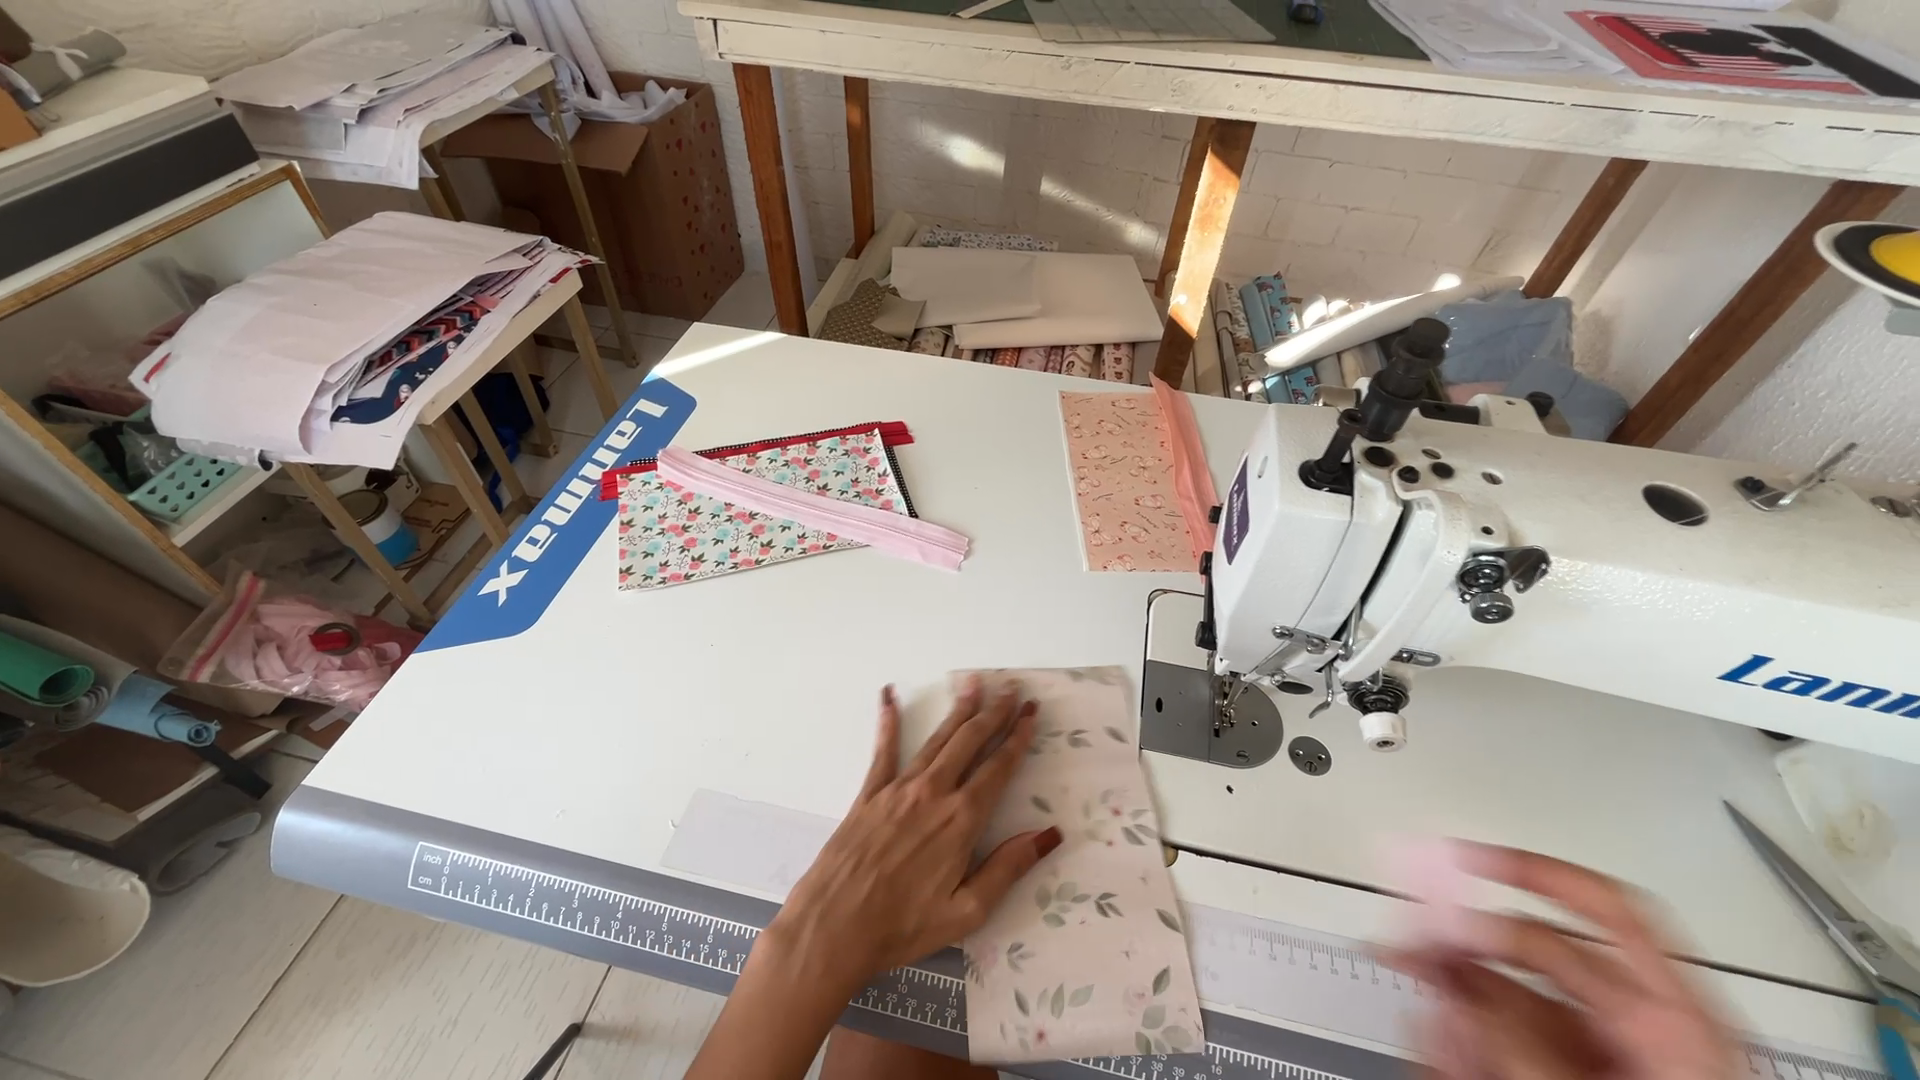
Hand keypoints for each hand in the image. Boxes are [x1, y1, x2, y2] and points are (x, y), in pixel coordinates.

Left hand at [764, 677, 1063, 994]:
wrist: (832, 927)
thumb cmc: (903, 927)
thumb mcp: (967, 911)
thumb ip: (1008, 868)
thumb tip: (1049, 834)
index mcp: (961, 821)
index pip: (999, 768)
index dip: (1018, 738)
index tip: (1031, 713)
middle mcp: (933, 793)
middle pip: (970, 742)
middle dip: (994, 713)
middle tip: (1011, 688)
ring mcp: (898, 789)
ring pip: (937, 740)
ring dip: (958, 710)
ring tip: (973, 683)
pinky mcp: (869, 794)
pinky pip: (884, 749)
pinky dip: (888, 720)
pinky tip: (889, 695)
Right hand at [1387, 844, 1738, 1079]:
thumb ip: (1525, 1038)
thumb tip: (1455, 973)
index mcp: (1673, 1016)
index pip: (1601, 906)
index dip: (1527, 869)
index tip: (1458, 856)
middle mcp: (1637, 1022)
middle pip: (1533, 946)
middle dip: (1460, 935)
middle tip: (1406, 931)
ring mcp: (1605, 1051)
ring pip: (1510, 991)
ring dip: (1450, 979)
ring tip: (1407, 974)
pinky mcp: (1574, 1071)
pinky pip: (1506, 1031)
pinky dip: (1465, 1022)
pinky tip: (1435, 1023)